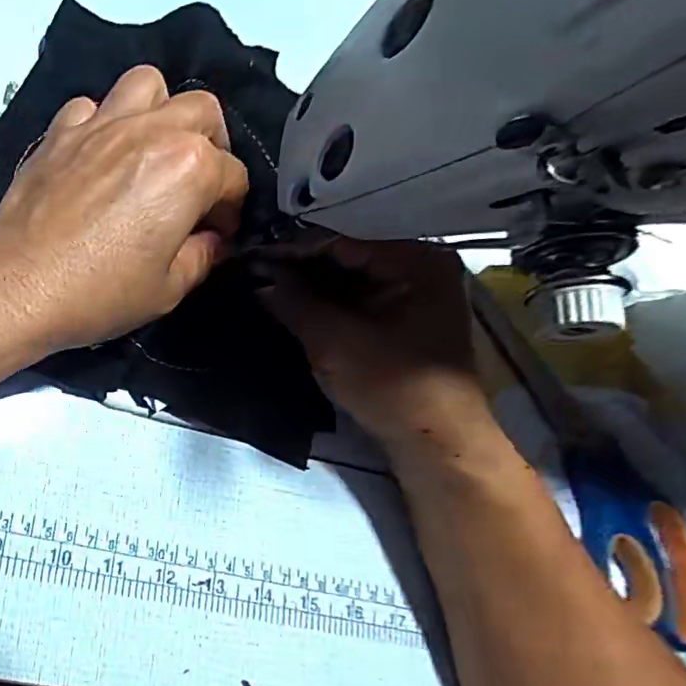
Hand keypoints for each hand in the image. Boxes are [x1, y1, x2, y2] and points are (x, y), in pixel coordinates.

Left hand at [0, 65, 247, 382]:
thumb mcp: (167, 291)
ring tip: (153, 152)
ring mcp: (99, 125)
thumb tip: (211, 239)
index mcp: (187, 167)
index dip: (231, 209)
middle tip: (197, 187)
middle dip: (212, 147)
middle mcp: (148, 131)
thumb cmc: (96, 295)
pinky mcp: (58, 134)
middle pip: (202, 112)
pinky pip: (90, 107)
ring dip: (160, 112)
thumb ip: (202, 256)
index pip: (233, 176)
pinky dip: (102, 123)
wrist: (15, 290)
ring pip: (147, 85)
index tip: (217, 233)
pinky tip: (99, 157)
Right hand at [253, 238, 490, 451]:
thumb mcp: (334, 339)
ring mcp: (414, 300)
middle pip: (347, 262)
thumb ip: (293, 301)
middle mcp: (421, 271)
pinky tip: (290, 309)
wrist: (433, 442)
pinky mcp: (402, 327)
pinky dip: (324, 308)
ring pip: (349, 285)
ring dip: (308, 290)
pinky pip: (356, 305)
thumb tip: (257, 275)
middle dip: (299, 270)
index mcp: (419, 261)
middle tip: (252, 272)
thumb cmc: (392, 382)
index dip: (293, 250)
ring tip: (263, 289)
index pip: (343, 243)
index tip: (252, 254)